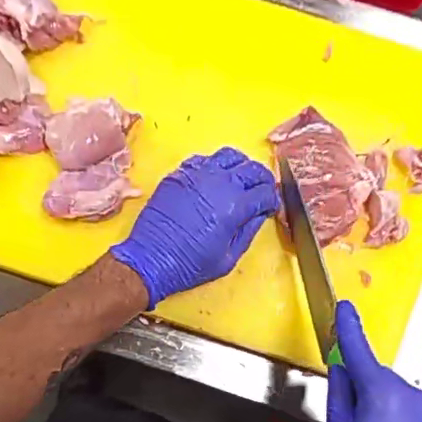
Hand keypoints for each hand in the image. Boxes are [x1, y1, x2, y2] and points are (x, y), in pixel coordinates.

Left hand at [109, 147, 279, 307]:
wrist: (149, 261)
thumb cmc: (188, 266)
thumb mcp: (227, 259)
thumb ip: (247, 233)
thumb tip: (258, 214)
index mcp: (235, 206)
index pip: (265, 191)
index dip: (272, 200)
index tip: (269, 207)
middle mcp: (218, 183)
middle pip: (252, 168)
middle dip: (262, 180)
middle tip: (260, 192)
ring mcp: (197, 175)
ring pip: (229, 156)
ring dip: (239, 166)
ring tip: (239, 180)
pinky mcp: (178, 175)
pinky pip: (203, 160)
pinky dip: (214, 166)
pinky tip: (213, 180)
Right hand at [326, 301, 421, 421]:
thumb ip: (339, 397)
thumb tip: (341, 371)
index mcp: (381, 391)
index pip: (359, 351)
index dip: (348, 329)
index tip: (344, 307)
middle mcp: (410, 392)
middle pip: (376, 378)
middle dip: (360, 392)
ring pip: (393, 397)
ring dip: (378, 411)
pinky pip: (409, 413)